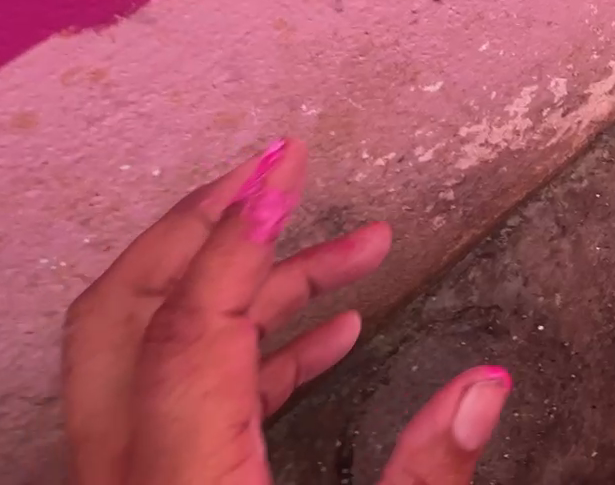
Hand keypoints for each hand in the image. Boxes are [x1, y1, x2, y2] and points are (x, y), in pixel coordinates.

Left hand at [63, 138, 510, 483]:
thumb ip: (426, 479)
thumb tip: (489, 381)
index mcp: (179, 484)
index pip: (192, 329)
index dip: (241, 236)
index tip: (288, 162)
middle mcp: (128, 474)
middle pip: (124, 314)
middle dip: (201, 225)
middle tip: (276, 169)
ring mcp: (137, 480)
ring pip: (162, 345)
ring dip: (261, 281)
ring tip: (366, 246)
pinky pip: (194, 393)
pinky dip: (261, 343)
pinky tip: (340, 328)